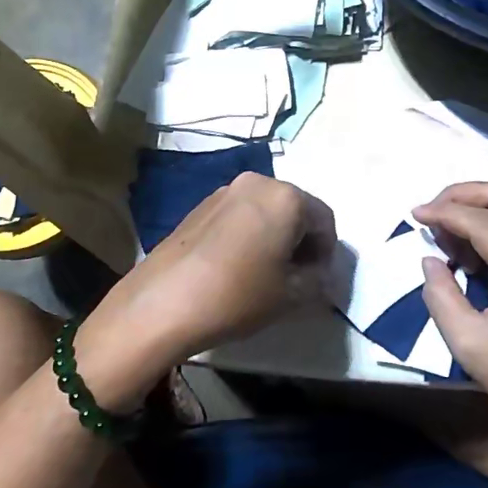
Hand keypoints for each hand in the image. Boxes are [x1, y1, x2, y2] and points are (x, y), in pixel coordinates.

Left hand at [93, 173, 335, 380]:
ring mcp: (225, 191)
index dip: (326, 253)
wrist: (160, 304)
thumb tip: (321, 273)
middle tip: (294, 277)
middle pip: (295, 209)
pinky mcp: (200, 205)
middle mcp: (258, 183)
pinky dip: (249, 234)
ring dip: (274, 237)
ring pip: (266, 211)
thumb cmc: (237, 295)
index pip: (325, 220)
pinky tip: (236, 266)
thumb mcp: (291, 296)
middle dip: (301, 241)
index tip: (316, 281)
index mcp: (287, 197)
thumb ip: (319, 280)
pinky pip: (240, 215)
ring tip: (263, 273)